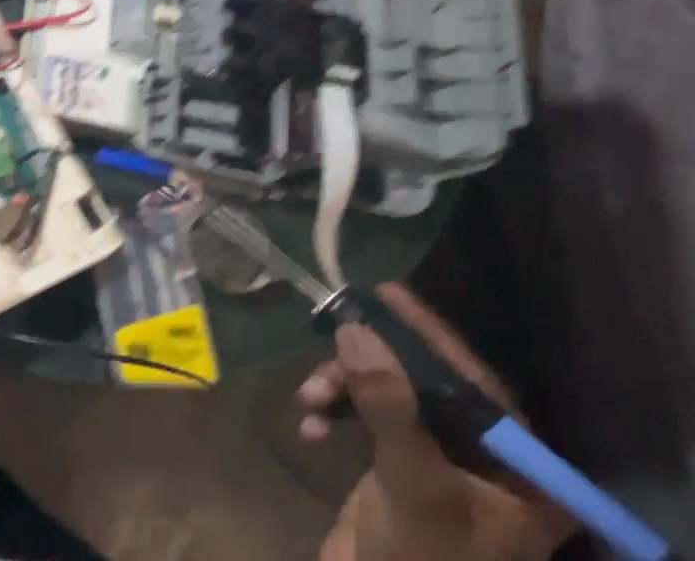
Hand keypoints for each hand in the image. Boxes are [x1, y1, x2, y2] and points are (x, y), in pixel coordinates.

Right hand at [297, 284, 576, 560]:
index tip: (384, 293)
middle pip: (422, 385)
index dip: (430, 335)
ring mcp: (437, 463)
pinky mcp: (396, 470)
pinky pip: (364, 422)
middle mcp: (483, 459)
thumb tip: (355, 328)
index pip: (475, 382)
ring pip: (386, 399)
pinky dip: (332, 418)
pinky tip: (309, 429)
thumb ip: (389, 405)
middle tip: (327, 342)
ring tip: (310, 401)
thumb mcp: (412, 480)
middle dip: (366, 366)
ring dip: (341, 391)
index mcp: (517, 467)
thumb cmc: (424, 555)